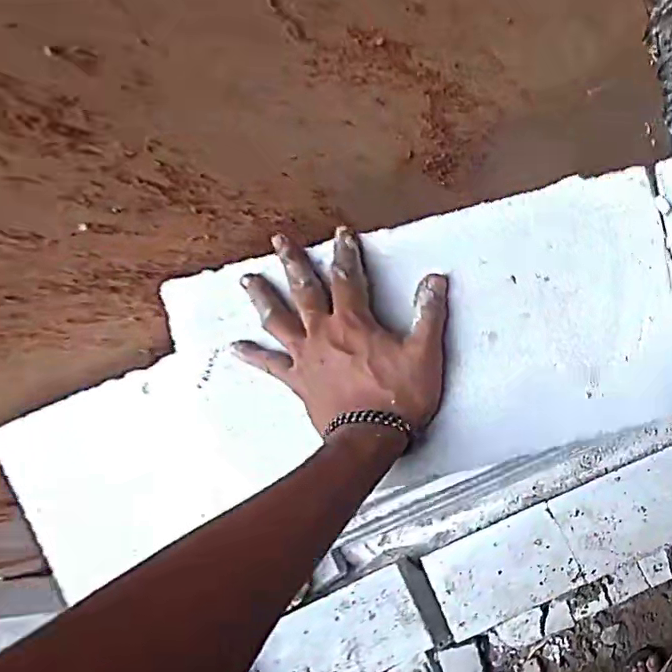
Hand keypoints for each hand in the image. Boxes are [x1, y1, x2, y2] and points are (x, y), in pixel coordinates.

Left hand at [232, 228, 448, 439]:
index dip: (346, 254)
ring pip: (278, 320)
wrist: (372, 435)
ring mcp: (306, 356)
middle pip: (305, 291)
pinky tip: (236, 347)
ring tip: (248, 280)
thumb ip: (429, 314)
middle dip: (294, 263)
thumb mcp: (425, 352)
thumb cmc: (401, 395)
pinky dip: (252, 355)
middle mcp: (323, 333)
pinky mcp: (298, 380)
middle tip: (280, 242)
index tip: (341, 235)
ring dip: (263, 298)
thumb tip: (434, 282)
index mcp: (354, 323)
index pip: (349, 279)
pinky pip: (269, 365)